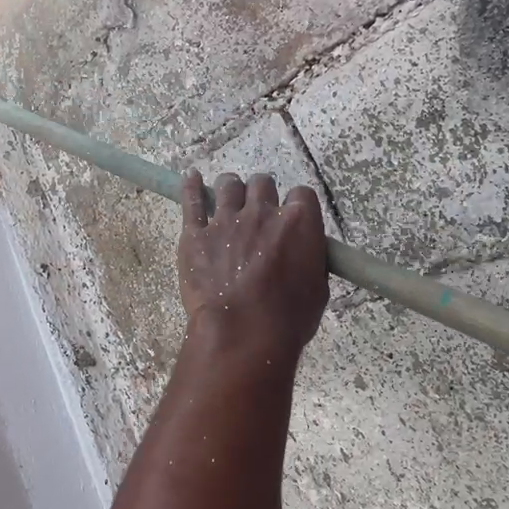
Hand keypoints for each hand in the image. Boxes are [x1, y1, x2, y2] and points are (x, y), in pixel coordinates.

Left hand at [177, 170, 329, 360]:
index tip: (290, 217)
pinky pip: (191, 201)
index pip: (302, 195)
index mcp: (298, 222)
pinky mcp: (195, 234)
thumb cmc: (287, 317)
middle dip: (261, 192)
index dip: (296, 205)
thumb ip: (308, 259)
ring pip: (228, 186)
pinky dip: (191, 187)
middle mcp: (261, 213)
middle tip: (257, 207)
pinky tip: (191, 178)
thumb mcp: (316, 288)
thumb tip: (301, 253)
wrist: (241, 331)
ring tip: (228, 194)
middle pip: (262, 184)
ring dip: (231, 188)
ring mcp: (225, 221)